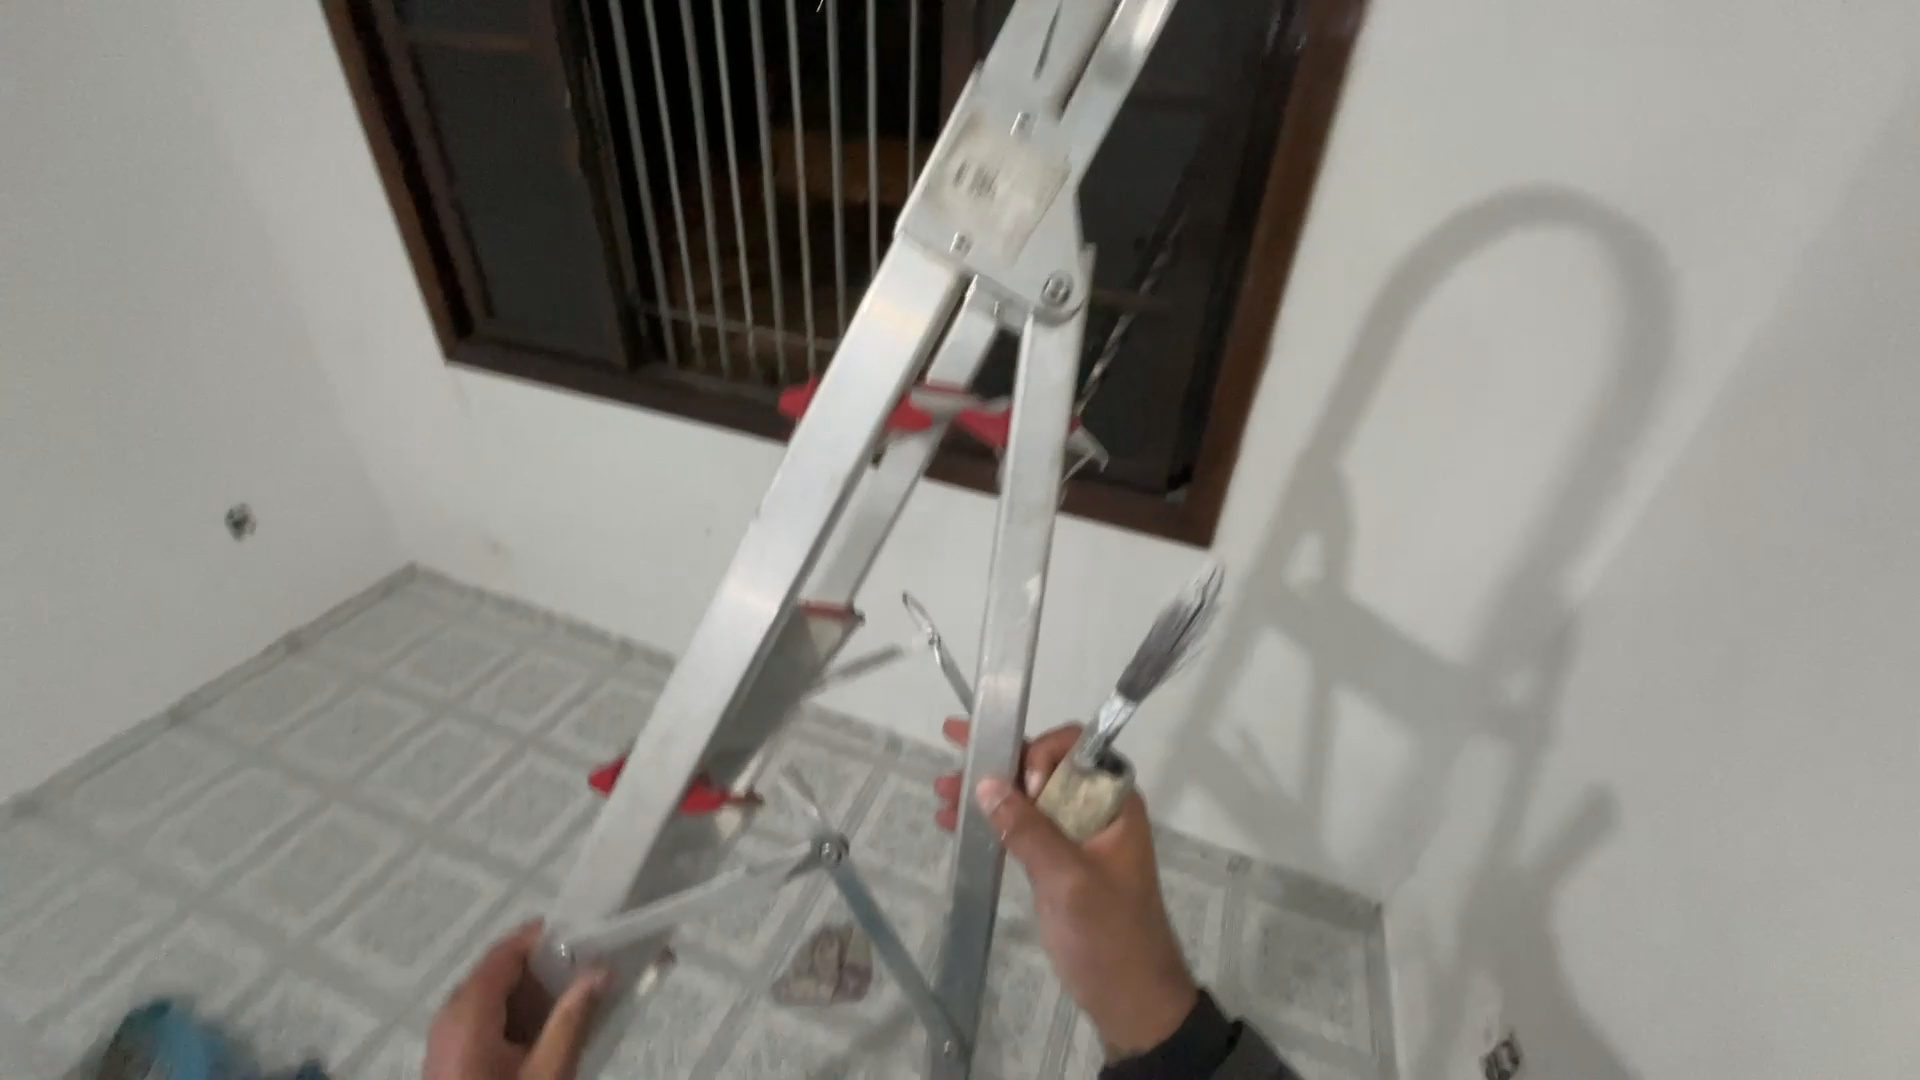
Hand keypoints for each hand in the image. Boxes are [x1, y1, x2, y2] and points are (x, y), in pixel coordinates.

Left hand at [425, 922, 609, 1079]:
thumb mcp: (547, 1075)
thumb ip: (573, 1018)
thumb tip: (601, 968)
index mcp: (468, 1013)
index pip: (508, 951)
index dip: (548, 937)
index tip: (592, 934)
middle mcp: (451, 1017)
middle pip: (504, 970)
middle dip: (550, 967)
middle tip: (593, 970)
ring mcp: (448, 1040)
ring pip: (499, 994)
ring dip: (539, 992)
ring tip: (580, 1000)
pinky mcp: (453, 1060)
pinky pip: (490, 1018)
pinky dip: (522, 1014)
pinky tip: (552, 1032)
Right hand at [935, 720, 1198, 1058]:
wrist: (1131, 1003)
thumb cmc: (1110, 936)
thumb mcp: (1067, 880)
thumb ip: (1027, 830)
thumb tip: (986, 784)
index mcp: (1113, 802)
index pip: (1077, 749)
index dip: (1043, 755)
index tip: (1024, 787)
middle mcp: (1095, 809)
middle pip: (1044, 766)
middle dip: (999, 758)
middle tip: (955, 740)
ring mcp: (1074, 835)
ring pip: (1026, 796)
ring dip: (986, 790)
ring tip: (941, 788)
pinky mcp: (1056, 860)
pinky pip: (1021, 827)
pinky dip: (990, 821)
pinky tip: (952, 820)